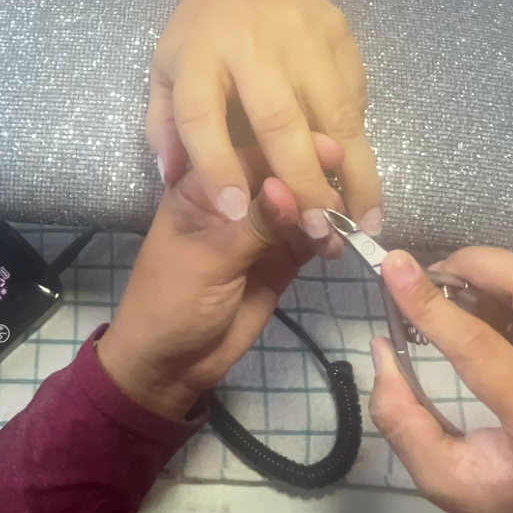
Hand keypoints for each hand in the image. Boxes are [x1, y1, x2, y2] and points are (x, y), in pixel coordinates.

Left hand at [98, 140, 338, 418]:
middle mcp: (235, 200)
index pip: (248, 155)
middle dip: (313, 178)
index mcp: (203, 188)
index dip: (286, 148)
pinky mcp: (278, 260)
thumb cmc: (172, 301)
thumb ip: (253, 227)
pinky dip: (325, 239)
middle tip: (342, 185)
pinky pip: (308, 240)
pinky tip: (336, 246)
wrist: (170, 364)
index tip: (328, 150)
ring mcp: (259, 230)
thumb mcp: (209, 260)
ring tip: (339, 226)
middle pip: (281, 176)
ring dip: (324, 212)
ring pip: (300, 207)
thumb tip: (288, 187)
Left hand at [149, 0, 379, 244]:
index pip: (201, 117)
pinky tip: (363, 176)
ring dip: (352, 172)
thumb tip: (171, 181)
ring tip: (363, 221)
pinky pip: (355, 98)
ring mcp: (301, 38)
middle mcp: (250, 47)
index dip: (217, 167)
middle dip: (302, 182)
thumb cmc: (200, 32)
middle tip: (321, 232)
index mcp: (196, 59)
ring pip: (333, 113)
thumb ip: (162, 127)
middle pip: (278, 120)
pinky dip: (361, 141)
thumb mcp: (164, 72)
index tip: (236, 214)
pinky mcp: (340, 35)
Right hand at [368, 247, 512, 512]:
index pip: (484, 348)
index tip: (394, 266)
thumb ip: (400, 414)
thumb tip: (382, 346)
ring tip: (458, 294)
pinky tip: (493, 318)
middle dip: (481, 262)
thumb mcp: (444, 480)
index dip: (431, 303)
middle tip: (436, 272)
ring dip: (499, 276)